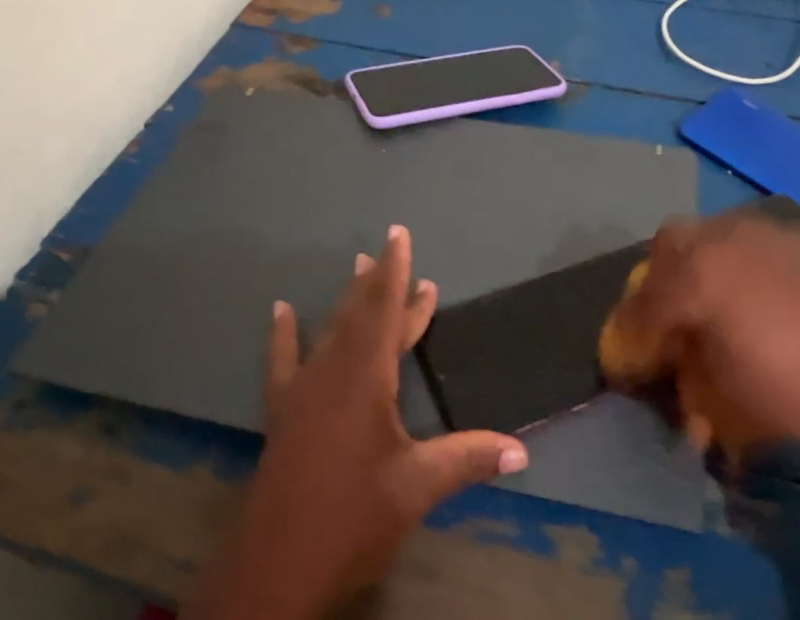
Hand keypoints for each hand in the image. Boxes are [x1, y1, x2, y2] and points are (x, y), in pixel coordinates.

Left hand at [185, 226, 528, 619]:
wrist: (276, 565)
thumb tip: (523, 450)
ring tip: (357, 266)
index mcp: (365, 379)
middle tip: (390, 245)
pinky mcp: (283, 413)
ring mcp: (303, 391)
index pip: (384, 313)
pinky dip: (284, 334)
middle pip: (359, 315)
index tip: (400, 235)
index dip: (396, 273)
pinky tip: (281, 310)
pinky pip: (283, 361)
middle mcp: (331, 373)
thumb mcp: (417, 487)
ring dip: (348, 300)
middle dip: (379, 280)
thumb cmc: (352, 517)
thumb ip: (468, 459)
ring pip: (329, 331)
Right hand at [604, 211, 799, 455]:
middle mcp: (720, 238)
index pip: (637, 313)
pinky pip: (754, 248)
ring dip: (699, 276)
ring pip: (710, 241)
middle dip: (655, 293)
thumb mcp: (732, 404)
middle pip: (664, 254)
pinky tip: (770, 311)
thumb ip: (691, 386)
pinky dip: (744, 273)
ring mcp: (767, 231)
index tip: (626, 375)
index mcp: (692, 276)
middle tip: (668, 334)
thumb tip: (681, 384)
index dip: (626, 349)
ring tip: (717, 320)